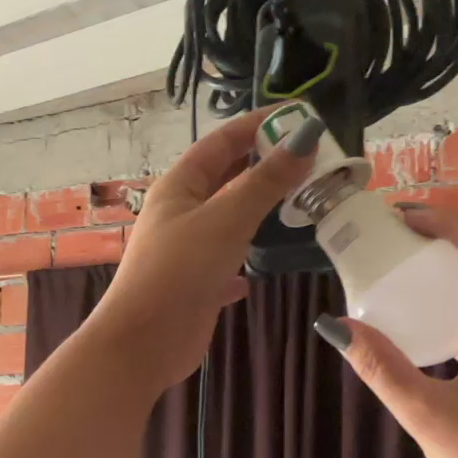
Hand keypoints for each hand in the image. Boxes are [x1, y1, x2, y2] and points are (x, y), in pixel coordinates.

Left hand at [84, 105, 318, 391]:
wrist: (143, 342)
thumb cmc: (179, 271)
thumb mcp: (227, 218)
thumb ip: (266, 180)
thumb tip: (305, 137)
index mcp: (179, 186)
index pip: (221, 141)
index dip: (258, 125)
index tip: (301, 116)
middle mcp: (180, 214)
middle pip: (226, 178)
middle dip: (265, 166)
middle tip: (314, 160)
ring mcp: (186, 252)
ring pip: (228, 221)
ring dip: (259, 211)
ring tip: (302, 202)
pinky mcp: (195, 288)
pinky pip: (225, 266)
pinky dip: (244, 263)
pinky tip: (260, 271)